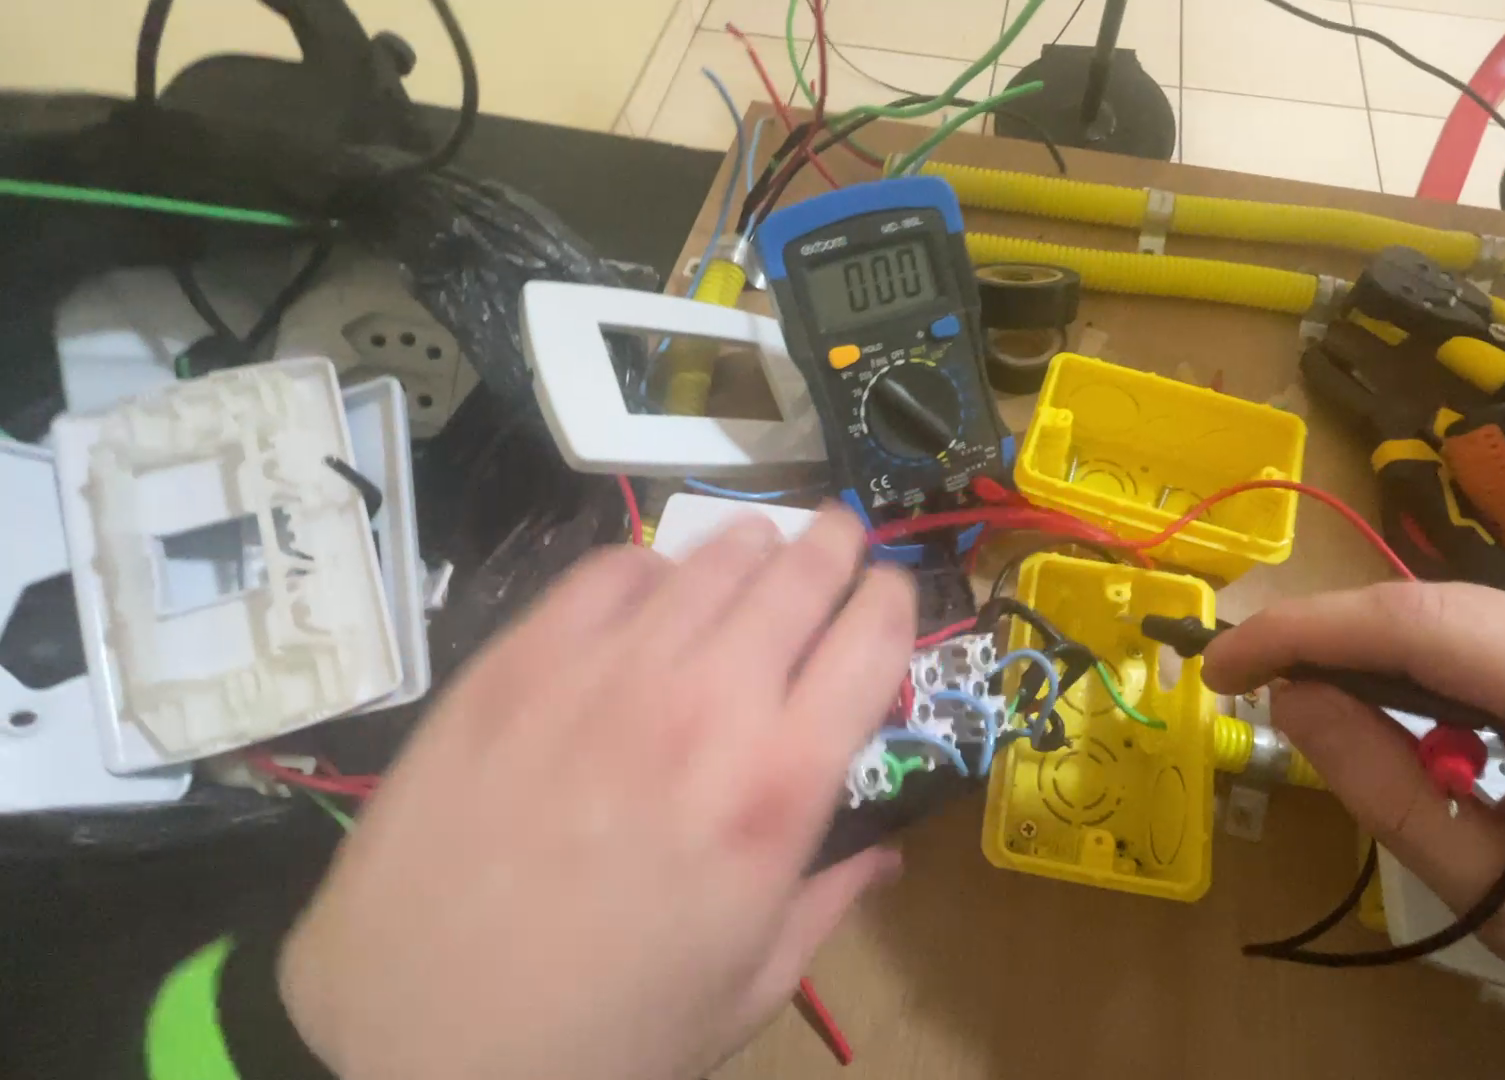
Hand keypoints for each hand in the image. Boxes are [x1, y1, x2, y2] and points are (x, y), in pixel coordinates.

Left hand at [278, 510, 914, 1079]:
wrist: (406, 1050)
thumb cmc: (610, 1030)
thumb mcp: (754, 982)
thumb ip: (835, 897)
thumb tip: (888, 851)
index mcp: (781, 784)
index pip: (873, 640)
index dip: (895, 598)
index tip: (893, 589)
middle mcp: (709, 704)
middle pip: (800, 575)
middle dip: (835, 541)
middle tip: (840, 531)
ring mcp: (609, 673)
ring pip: (713, 559)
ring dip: (754, 546)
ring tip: (760, 547)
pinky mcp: (519, 663)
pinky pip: (611, 572)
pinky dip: (652, 568)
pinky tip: (655, 590)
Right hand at [1203, 583, 1504, 1060]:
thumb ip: (1396, 799)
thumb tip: (1295, 701)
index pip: (1421, 628)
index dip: (1300, 631)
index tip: (1220, 666)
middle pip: (1423, 605)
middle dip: (1315, 635)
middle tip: (1245, 684)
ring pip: (1441, 606)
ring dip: (1358, 644)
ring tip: (1313, 699)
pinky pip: (1474, 620)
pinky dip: (1406, 651)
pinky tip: (1393, 698)